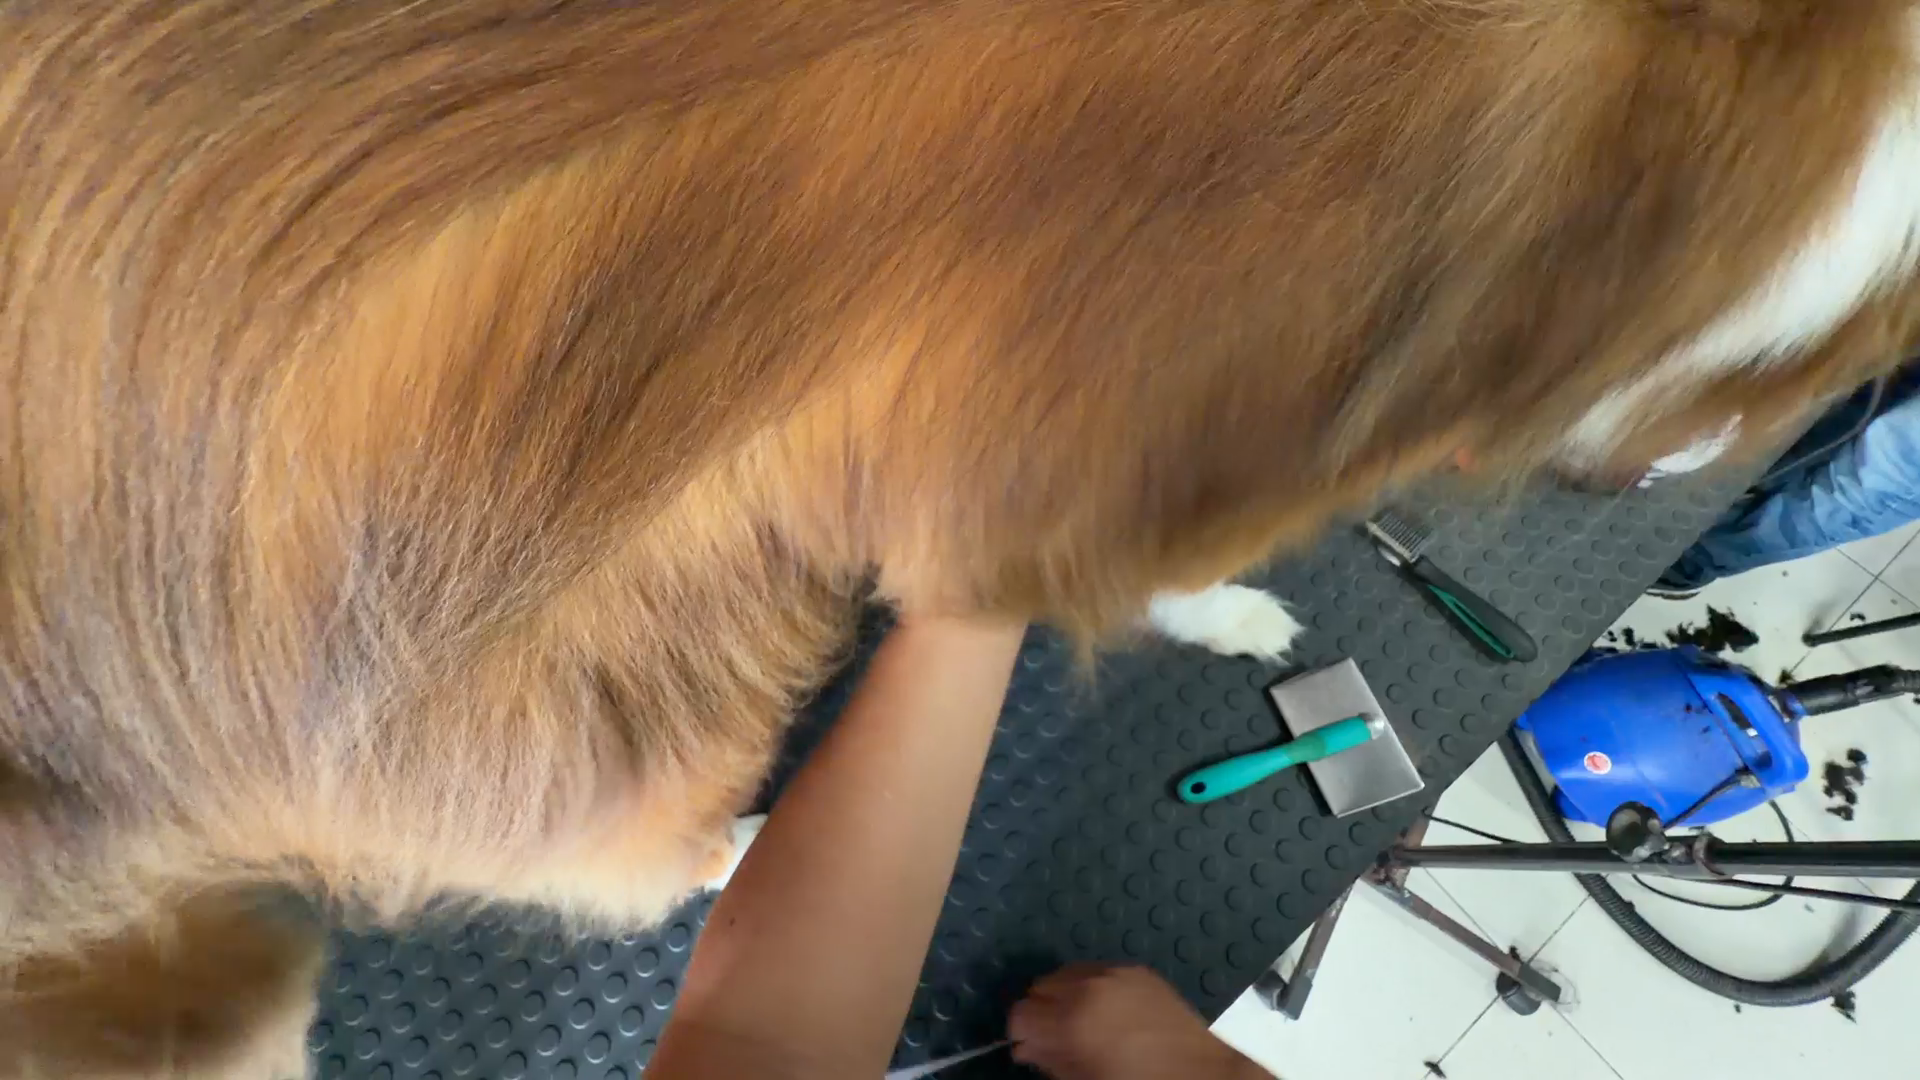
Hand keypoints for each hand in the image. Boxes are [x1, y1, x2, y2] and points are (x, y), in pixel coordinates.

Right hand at [1008, 966, 1269, 1079]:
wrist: (1204, 1079)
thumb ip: (1052, 1064)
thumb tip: (1027, 1049)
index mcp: (1072, 1021)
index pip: (1020, 1014)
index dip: (1021, 1035)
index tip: (1031, 1050)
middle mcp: (1086, 985)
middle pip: (1039, 987)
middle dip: (1041, 1013)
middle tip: (1057, 1040)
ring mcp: (1113, 971)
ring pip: (1065, 973)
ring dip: (1065, 996)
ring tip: (1083, 1024)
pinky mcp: (1135, 968)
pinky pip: (1097, 970)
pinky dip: (1092, 987)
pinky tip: (1108, 1012)